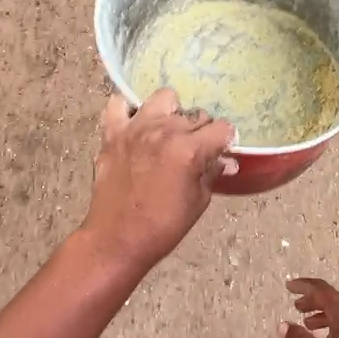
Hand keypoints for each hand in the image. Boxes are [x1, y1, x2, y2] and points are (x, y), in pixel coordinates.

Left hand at [82, 90, 237, 269]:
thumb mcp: (198, 201)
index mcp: (190, 149)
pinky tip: (136, 124)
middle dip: (201, 131)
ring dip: (172, 113)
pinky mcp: (113, 133)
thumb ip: (212, 173)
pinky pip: (119, 104)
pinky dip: (130, 109)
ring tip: (168, 132)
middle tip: (195, 151)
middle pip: (195, 114)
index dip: (225, 140)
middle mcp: (165, 130)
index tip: (221, 151)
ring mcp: (136, 128)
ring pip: (164, 98)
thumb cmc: (163, 226)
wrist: (117, 239)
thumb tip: (225, 160)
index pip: (222, 128)